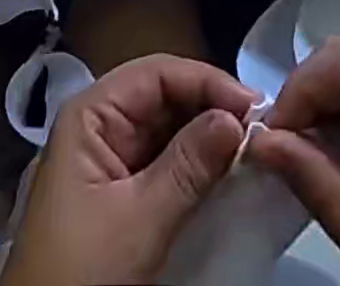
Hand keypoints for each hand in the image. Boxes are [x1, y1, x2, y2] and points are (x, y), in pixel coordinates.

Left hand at [0, 54, 258, 285]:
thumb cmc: (79, 275)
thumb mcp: (137, 223)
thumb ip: (189, 167)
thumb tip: (238, 118)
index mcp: (91, 115)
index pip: (157, 73)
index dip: (207, 82)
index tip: (253, 108)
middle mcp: (101, 125)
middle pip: (166, 94)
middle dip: (212, 105)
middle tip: (260, 128)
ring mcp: (111, 157)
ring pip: (171, 125)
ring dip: (210, 132)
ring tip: (252, 145)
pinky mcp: (122, 188)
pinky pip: (167, 157)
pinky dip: (199, 160)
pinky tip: (228, 168)